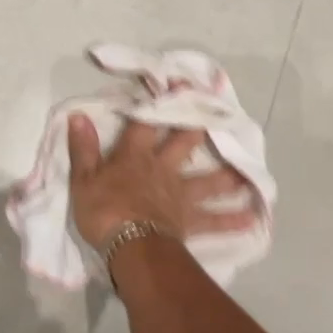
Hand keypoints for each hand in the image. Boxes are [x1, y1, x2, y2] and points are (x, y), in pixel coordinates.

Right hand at [67, 114, 257, 249]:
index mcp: (134, 157)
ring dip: (229, 176)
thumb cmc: (103, 210)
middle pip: (184, 144)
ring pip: (210, 181)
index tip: (173, 85)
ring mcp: (181, 195)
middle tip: (216, 115)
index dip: (157, 103)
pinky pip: (216, 221)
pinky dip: (235, 220)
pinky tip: (254, 219)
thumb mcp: (82, 178)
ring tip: (248, 172)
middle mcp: (163, 170)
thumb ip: (83, 147)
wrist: (130, 247)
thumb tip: (77, 115)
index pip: (144, 124)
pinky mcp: (191, 221)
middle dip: (198, 128)